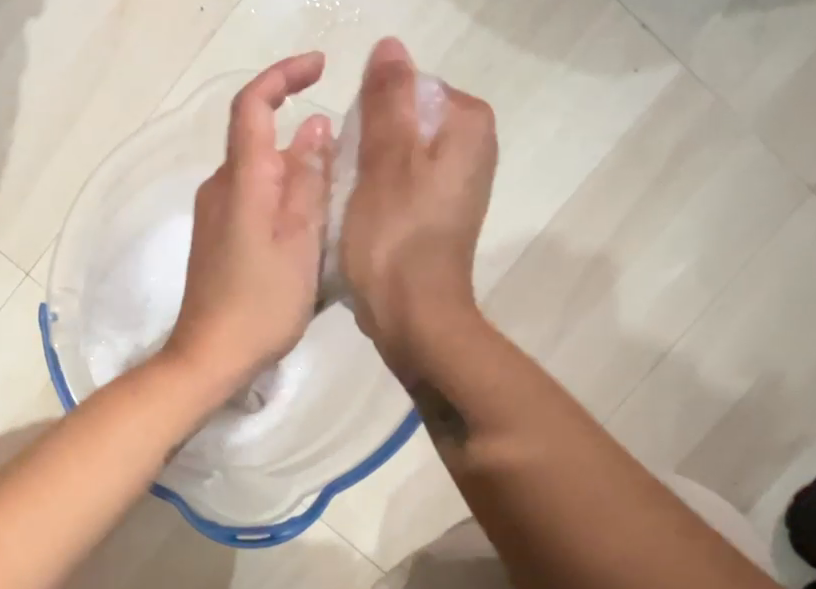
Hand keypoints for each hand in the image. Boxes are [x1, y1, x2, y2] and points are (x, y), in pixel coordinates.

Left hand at [164, 53, 334, 389]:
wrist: (208, 358)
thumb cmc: (260, 304)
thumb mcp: (300, 241)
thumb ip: (308, 180)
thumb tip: (311, 129)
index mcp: (241, 181)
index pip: (252, 105)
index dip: (283, 76)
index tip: (319, 68)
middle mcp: (219, 190)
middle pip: (259, 143)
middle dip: (302, 140)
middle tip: (347, 162)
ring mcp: (212, 219)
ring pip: (258, 176)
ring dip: (294, 177)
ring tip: (334, 203)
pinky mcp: (214, 243)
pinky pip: (251, 204)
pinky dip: (280, 203)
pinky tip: (306, 233)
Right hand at [340, 39, 496, 366]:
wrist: (412, 315)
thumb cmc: (395, 236)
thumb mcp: (384, 159)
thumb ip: (387, 99)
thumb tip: (390, 47)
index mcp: (467, 126)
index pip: (410, 90)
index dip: (370, 116)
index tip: (349, 150)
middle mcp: (472, 152)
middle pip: (403, 127)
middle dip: (367, 148)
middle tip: (343, 182)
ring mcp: (456, 191)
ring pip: (398, 163)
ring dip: (366, 179)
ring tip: (346, 208)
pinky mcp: (437, 224)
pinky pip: (399, 196)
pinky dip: (376, 205)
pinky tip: (358, 229)